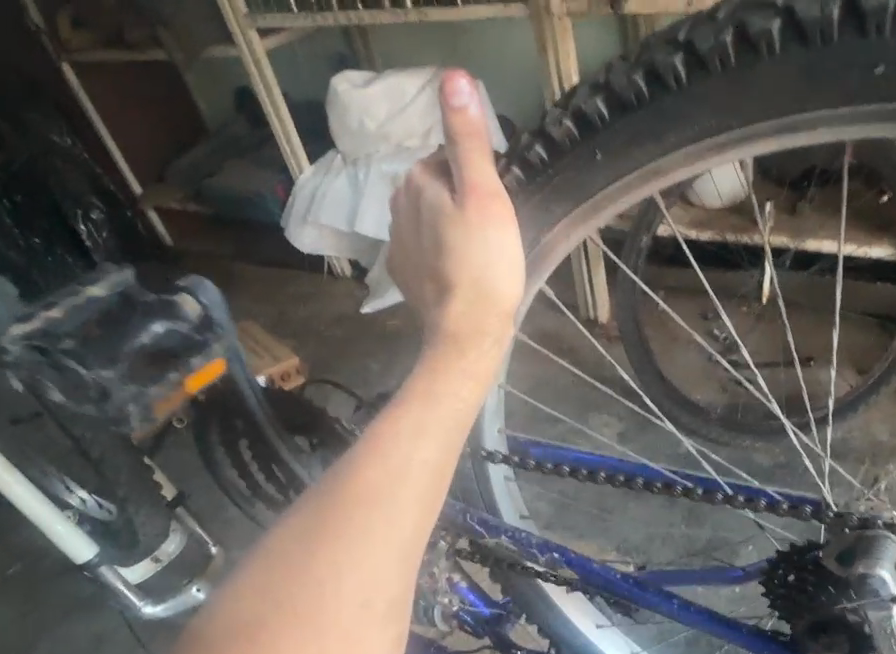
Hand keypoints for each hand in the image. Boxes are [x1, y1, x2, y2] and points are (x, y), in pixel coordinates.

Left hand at [387, 70, 524, 350]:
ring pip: (431, 218)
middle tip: (493, 230)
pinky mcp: (404, 275)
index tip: (498, 204)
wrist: (467, 333)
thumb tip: (452, 78)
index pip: (450, 158)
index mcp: (416, 180)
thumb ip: (468, 138)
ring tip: (480, 253)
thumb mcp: (484, 194)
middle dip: (462, 199)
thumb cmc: (484, 263)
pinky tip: (461, 272)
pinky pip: (425, 249)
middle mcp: (397, 205)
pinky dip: (441, 254)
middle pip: (438, 187)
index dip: (479, 177)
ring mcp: (397, 244)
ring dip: (451, 227)